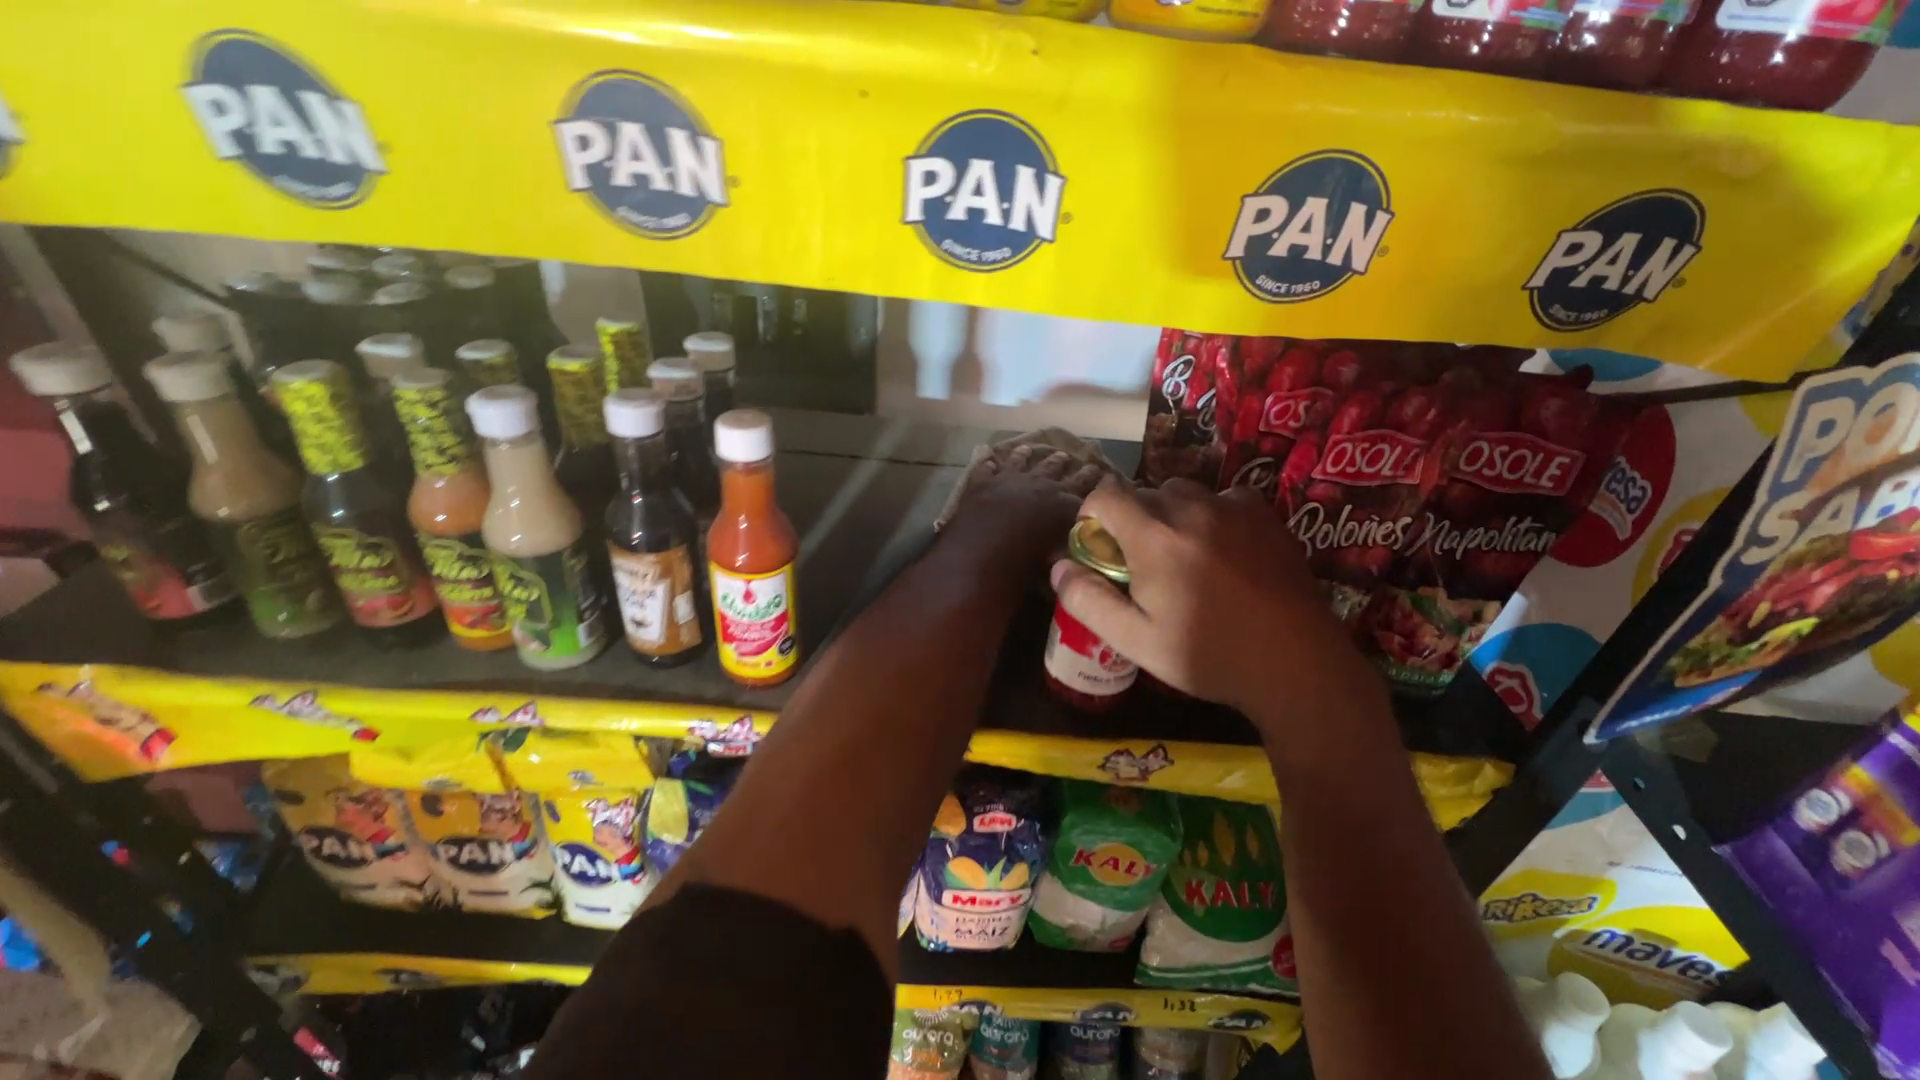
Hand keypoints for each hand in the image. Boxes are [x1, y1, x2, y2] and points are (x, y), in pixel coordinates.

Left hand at [944, 444, 1106, 577]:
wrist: (985, 550)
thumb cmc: (1028, 563)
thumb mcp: (1059, 560)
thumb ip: (1068, 551)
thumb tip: (1074, 555)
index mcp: (1063, 504)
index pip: (1085, 488)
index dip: (1093, 479)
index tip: (1100, 469)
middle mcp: (1040, 485)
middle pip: (1054, 468)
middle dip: (1062, 461)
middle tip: (1067, 455)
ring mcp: (1009, 479)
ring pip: (1020, 461)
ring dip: (1025, 455)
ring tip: (1028, 448)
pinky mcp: (982, 483)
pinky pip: (986, 468)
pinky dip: (988, 463)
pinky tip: (988, 458)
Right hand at [1049, 477, 1387, 722]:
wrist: (1294, 663)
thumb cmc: (1208, 656)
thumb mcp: (1137, 641)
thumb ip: (1090, 600)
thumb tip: (1057, 568)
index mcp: (1154, 537)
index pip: (1105, 494)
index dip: (1092, 515)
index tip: (1097, 547)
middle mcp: (1191, 508)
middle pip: (1144, 493)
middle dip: (1132, 521)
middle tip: (1142, 565)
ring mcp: (1233, 507)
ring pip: (1184, 492)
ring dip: (1172, 515)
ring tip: (1184, 557)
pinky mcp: (1265, 515)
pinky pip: (1223, 498)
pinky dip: (1212, 514)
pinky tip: (1223, 551)